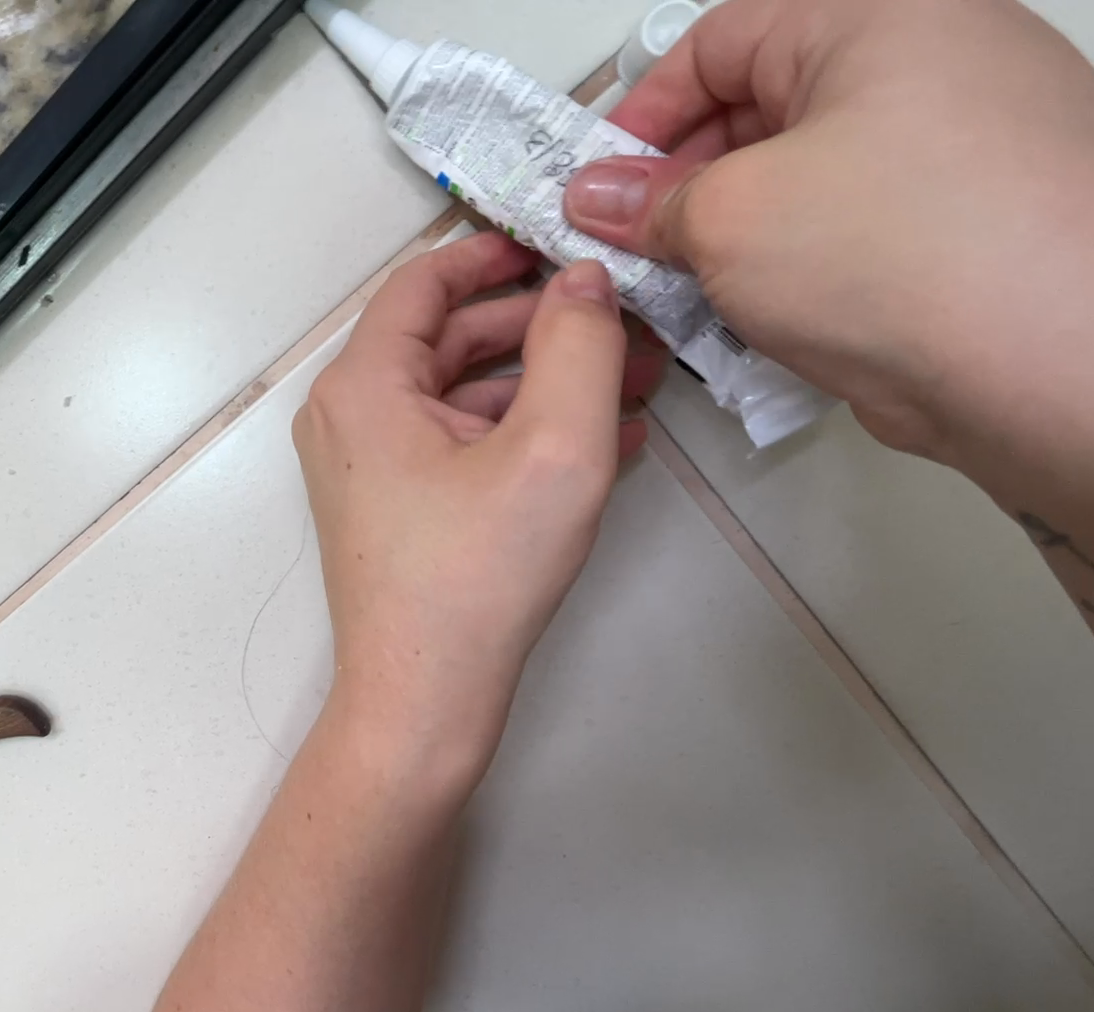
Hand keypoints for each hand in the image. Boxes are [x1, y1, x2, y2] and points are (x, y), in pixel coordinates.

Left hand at [293, 233, 663, 780]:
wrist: (422, 694)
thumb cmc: (479, 573)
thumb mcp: (552, 447)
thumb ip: (575, 346)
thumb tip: (580, 280)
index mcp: (362, 385)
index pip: (422, 284)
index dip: (493, 255)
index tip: (564, 246)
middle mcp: (347, 414)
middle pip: (446, 340)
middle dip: (540, 330)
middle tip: (631, 328)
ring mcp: (362, 462)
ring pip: (458, 395)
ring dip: (542, 385)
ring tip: (638, 386)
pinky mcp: (387, 501)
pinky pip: (452, 443)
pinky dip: (517, 434)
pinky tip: (604, 442)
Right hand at [561, 0, 1093, 490]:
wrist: (1046, 355)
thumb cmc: (894, 249)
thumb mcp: (726, 212)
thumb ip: (645, 201)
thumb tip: (588, 197)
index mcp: (879, 24)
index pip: (720, 41)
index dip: (641, 110)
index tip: (594, 182)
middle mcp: (913, 75)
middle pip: (744, 113)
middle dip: (665, 184)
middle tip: (612, 245)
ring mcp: (926, 157)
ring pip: (772, 182)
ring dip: (701, 235)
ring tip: (659, 285)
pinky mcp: (926, 231)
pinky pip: (810, 231)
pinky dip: (752, 265)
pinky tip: (716, 309)